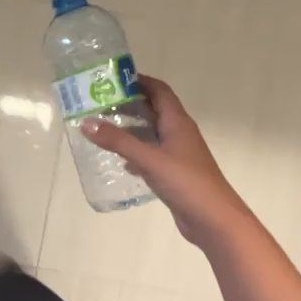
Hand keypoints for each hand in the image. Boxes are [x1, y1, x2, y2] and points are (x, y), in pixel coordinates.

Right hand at [82, 75, 242, 247]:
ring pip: (151, 134)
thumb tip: (86, 122)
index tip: (113, 80)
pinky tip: (120, 162)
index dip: (139, 81)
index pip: (159, 91)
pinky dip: (135, 153)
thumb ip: (118, 141)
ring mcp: (177, 154)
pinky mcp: (174, 173)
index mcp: (177, 122)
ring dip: (130, 129)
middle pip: (154, 110)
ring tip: (103, 130)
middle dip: (129, 105)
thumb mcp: (149, 159)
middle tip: (100, 105)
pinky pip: (151, 155)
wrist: (213, 219)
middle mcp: (179, 133)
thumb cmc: (185, 182)